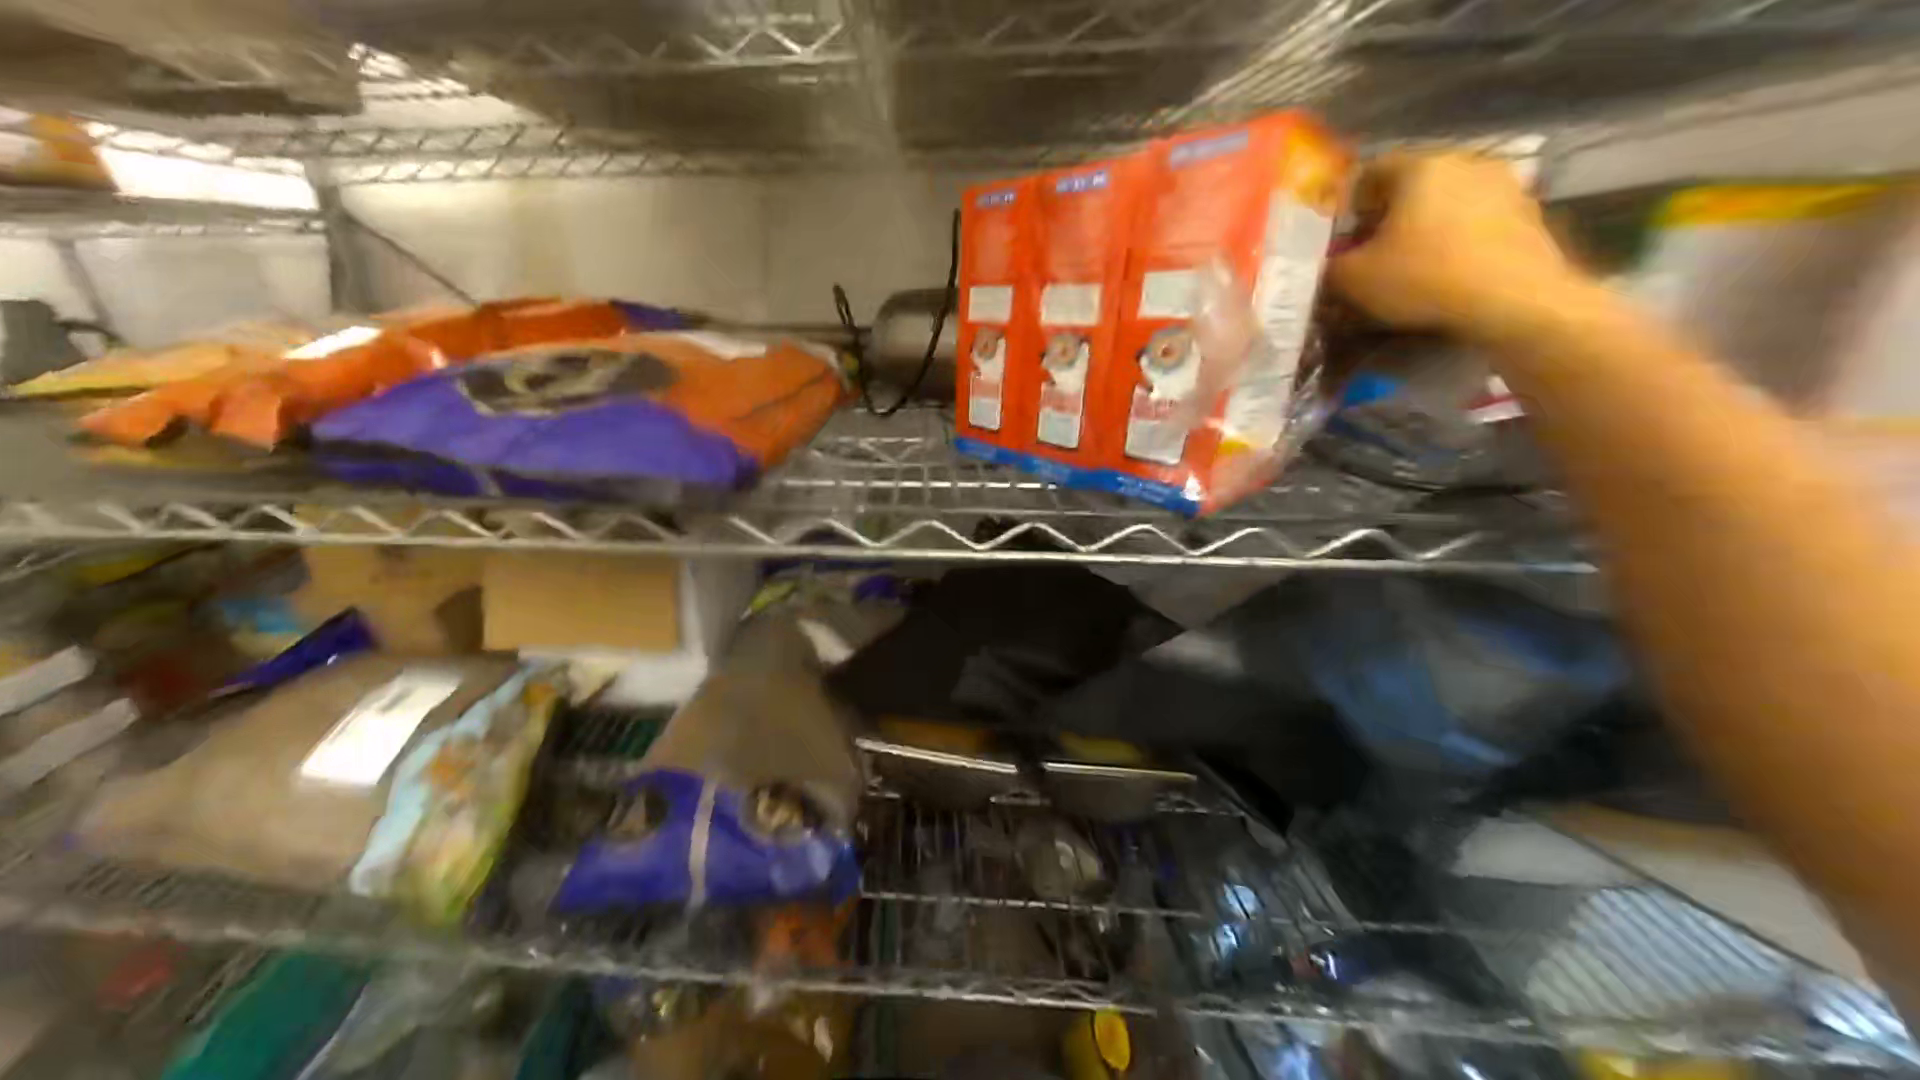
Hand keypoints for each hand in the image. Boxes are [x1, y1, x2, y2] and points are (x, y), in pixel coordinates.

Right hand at [1328, 152, 1589, 339]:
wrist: (1513, 299)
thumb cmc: (1423, 277)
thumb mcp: (1353, 279)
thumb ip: (1329, 265)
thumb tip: (1326, 263)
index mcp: (1419, 167)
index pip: (1370, 171)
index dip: (1348, 204)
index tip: (1340, 237)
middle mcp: (1464, 160)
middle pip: (1410, 185)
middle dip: (1386, 215)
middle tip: (1370, 252)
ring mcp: (1502, 183)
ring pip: (1445, 201)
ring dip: (1423, 226)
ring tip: (1409, 263)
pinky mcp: (1527, 211)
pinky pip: (1475, 219)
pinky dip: (1455, 238)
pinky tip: (1446, 269)